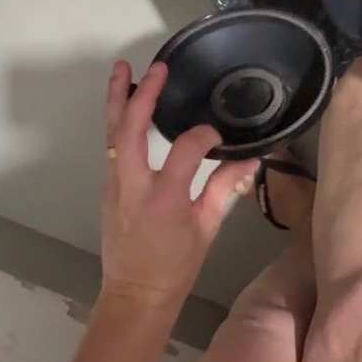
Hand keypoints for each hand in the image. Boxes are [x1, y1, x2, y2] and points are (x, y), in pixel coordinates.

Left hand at [99, 61, 258, 312]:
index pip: (186, 149)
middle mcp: (134, 185)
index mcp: (165, 197)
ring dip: (116, 98)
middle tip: (157, 67)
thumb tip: (252, 160)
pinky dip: (119, 121)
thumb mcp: (207, 228)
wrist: (136, 294)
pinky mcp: (109, 186)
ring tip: (122, 68)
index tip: (217, 136)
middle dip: (142, 94)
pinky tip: (125, 105)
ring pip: (113, 133)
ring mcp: (116, 184)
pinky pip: (113, 146)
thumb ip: (226, 188)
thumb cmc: (176, 265)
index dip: (205, 135)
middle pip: (131, 129)